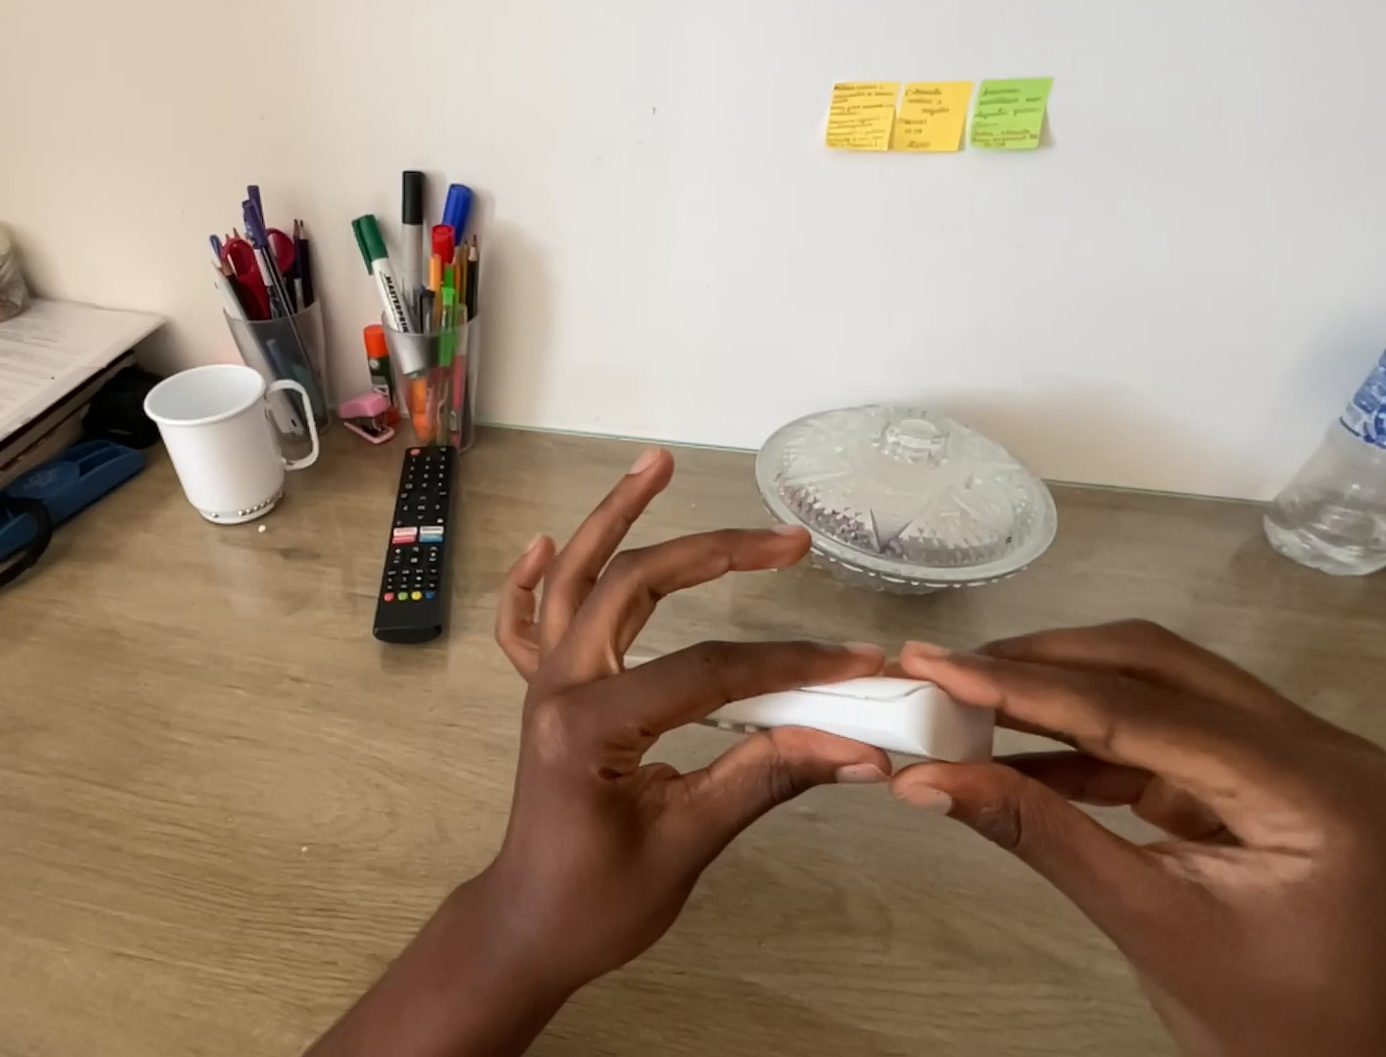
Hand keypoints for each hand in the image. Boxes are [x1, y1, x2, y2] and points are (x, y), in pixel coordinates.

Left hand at [307, 448, 887, 1056]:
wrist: (528, 923)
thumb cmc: (598, 901)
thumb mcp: (687, 845)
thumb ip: (762, 779)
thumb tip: (861, 748)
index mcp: (589, 724)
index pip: (704, 670)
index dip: (788, 665)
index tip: (858, 663)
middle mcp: (558, 682)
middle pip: (633, 586)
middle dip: (713, 553)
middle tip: (786, 540)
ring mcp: (542, 679)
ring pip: (575, 578)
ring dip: (615, 517)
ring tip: (657, 462)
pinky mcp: (542, 688)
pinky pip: (525, 621)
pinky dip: (534, 578)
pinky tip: (544, 541)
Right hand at [891, 622, 1385, 1056]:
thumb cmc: (1274, 1024)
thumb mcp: (1141, 920)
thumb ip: (1031, 830)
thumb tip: (919, 779)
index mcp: (1314, 789)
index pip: (1135, 710)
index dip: (1020, 684)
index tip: (930, 662)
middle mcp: (1315, 749)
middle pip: (1148, 665)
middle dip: (1036, 662)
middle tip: (943, 666)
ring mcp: (1288, 757)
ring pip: (1146, 683)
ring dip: (1050, 689)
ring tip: (962, 694)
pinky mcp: (1251, 775)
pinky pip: (1147, 730)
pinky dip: (1071, 735)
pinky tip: (1006, 746)